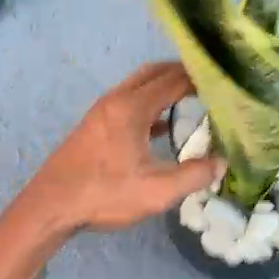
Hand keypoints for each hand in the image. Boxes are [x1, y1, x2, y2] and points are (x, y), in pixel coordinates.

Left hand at [25, 62, 224, 232]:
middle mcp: (117, 99)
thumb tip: (223, 162)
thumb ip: (194, 175)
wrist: (51, 206)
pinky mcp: (96, 124)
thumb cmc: (104, 195)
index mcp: (132, 107)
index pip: (175, 79)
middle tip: (212, 84)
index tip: (227, 83)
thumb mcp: (157, 192)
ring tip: (194, 99)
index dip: (202, 78)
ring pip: (140, 85)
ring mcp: (103, 110)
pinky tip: (164, 125)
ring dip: (165, 86)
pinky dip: (151, 103)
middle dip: (184, 73)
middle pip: (155, 72)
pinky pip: (130, 101)